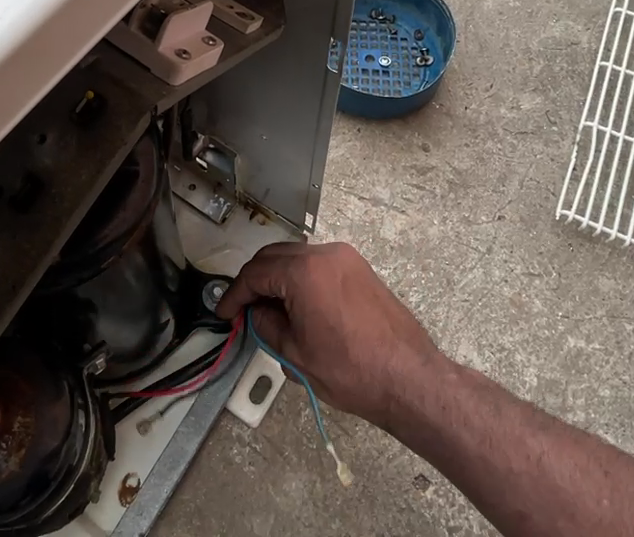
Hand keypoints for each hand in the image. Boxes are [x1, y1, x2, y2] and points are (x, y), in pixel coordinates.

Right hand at [216, 242, 446, 427]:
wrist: (409, 378)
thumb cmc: (351, 370)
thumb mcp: (295, 355)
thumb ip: (266, 326)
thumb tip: (257, 312)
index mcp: (304, 272)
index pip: (256, 274)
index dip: (234, 294)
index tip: (224, 313)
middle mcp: (325, 254)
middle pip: (274, 256)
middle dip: (254, 281)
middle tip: (242, 309)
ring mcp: (346, 258)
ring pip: (296, 256)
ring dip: (277, 277)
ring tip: (268, 310)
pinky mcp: (360, 268)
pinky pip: (318, 264)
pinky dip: (300, 278)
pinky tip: (296, 305)